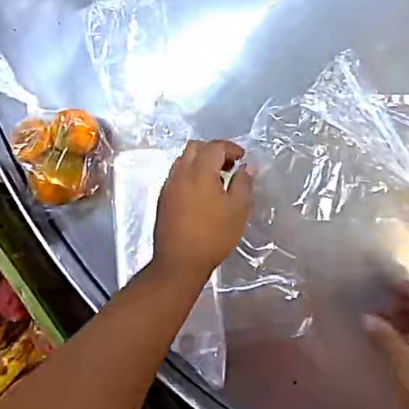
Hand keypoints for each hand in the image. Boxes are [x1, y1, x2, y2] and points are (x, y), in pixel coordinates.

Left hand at [151, 140, 252, 281]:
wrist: (179, 261)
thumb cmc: (213, 235)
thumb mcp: (238, 209)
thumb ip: (243, 183)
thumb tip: (245, 167)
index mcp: (199, 171)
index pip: (215, 146)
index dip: (231, 148)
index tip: (242, 157)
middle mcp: (180, 173)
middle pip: (195, 147)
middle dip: (214, 150)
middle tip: (229, 165)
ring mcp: (169, 185)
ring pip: (184, 160)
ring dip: (200, 161)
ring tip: (216, 179)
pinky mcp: (163, 198)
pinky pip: (177, 174)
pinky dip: (191, 174)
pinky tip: (202, 193)